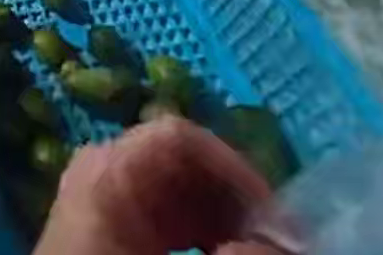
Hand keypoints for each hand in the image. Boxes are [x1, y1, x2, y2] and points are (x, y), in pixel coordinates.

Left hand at [36, 117, 272, 254]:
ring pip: (177, 192)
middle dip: (234, 205)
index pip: (179, 138)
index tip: (279, 229)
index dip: (235, 173)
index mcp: (108, 172)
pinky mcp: (107, 229)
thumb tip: (281, 244)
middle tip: (278, 251)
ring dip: (222, 224)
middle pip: (182, 165)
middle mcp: (101, 170)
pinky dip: (201, 239)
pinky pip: (165, 219)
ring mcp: (101, 199)